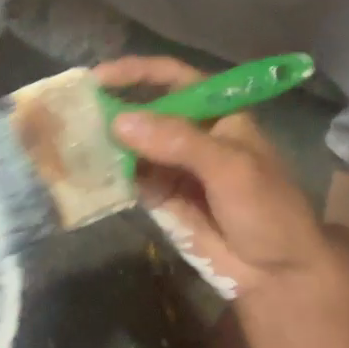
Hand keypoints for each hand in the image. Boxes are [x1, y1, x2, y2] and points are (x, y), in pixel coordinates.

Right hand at [96, 57, 336, 297]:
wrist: (279, 276)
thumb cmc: (268, 210)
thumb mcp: (230, 168)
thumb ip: (177, 141)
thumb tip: (118, 122)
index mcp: (215, 112)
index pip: (171, 76)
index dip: (136, 71)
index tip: (99, 77)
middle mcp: (188, 132)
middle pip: (143, 108)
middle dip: (111, 105)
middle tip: (73, 109)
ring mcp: (171, 164)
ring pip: (130, 142)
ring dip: (103, 139)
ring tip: (69, 137)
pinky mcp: (157, 195)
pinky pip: (126, 175)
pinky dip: (105, 170)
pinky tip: (82, 167)